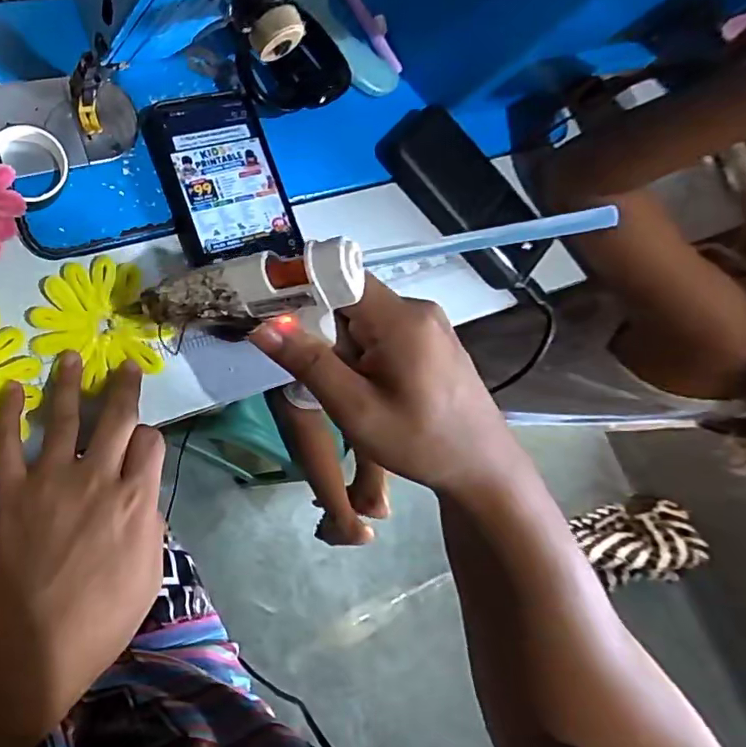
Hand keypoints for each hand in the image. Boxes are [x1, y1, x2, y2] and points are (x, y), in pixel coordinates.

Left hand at [0, 354, 166, 728]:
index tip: (142, 443)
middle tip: (125, 367)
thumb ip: (151, 527)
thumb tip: (144, 499)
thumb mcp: (149, 576)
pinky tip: (13, 389)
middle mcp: (98, 477)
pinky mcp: (13, 489)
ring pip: (65, 417)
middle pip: (117, 417)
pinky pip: (8, 442)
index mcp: (135, 499)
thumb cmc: (102, 619)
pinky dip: (8, 413)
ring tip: (71, 357)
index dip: (148, 437)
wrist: (38, 641)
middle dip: (124, 388)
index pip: (149, 443)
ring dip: (70, 384)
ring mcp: (52, 478)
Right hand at [250, 277, 528, 495]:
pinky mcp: (429, 339)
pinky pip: (380, 329)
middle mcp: (416, 309)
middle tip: (309, 368)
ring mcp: (426, 323)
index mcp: (401, 318)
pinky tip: (364, 385)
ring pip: (361, 316)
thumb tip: (261, 326)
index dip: (299, 287)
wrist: (483, 470)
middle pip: (348, 297)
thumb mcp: (355, 408)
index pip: (338, 276)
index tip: (269, 310)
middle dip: (319, 325)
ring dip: (339, 342)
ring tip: (342, 385)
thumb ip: (308, 362)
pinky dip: (359, 349)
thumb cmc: (421, 442)